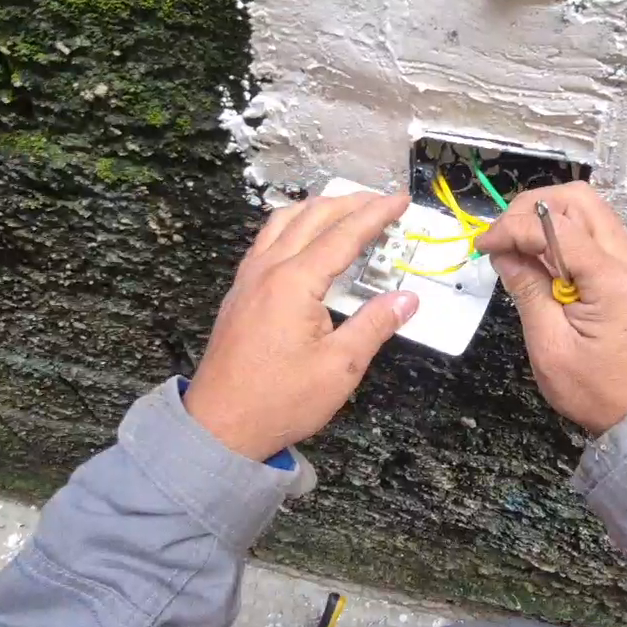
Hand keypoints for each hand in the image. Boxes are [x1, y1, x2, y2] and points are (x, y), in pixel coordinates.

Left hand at [185, 192, 418, 459]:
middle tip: (381, 201)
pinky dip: (293, 225)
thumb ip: (374, 325)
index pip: (343, 235)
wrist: (219, 426)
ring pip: (283, 222)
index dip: (376, 214)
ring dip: (317, 208)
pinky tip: (303, 238)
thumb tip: (406, 300)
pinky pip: (267, 240)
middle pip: (312, 216)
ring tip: (345, 209)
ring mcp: (248, 279)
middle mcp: (267, 270)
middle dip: (350, 202)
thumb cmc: (278, 401)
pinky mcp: (239, 293)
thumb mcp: (339, 368)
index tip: (400, 200)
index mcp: (294, 282)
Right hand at [475, 182, 626, 435]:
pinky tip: (541, 257)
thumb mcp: (549, 345)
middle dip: (531, 208)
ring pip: (588, 209)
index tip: (483, 245)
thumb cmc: (595, 389)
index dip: (512, 227)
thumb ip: (527, 290)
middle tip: (502, 237)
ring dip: (547, 216)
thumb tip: (503, 252)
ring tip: (517, 247)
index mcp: (611, 279)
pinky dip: (563, 232)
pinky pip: (595, 231)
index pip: (555, 226)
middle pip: (579, 199)